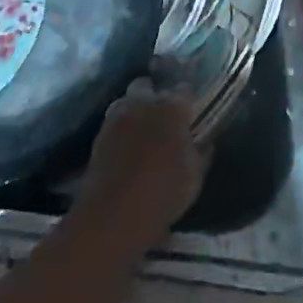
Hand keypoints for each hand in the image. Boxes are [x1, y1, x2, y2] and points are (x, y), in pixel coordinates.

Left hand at [71, 77, 207, 248]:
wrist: (111, 217)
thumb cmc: (162, 193)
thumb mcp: (194, 177)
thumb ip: (201, 153)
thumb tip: (204, 143)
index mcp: (172, 107)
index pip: (185, 89)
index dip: (189, 100)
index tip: (192, 112)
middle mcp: (143, 102)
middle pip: (149, 86)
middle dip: (156, 96)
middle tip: (164, 118)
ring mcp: (117, 117)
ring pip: (128, 101)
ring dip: (136, 110)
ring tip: (143, 131)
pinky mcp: (98, 135)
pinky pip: (114, 122)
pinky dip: (122, 129)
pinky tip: (127, 147)